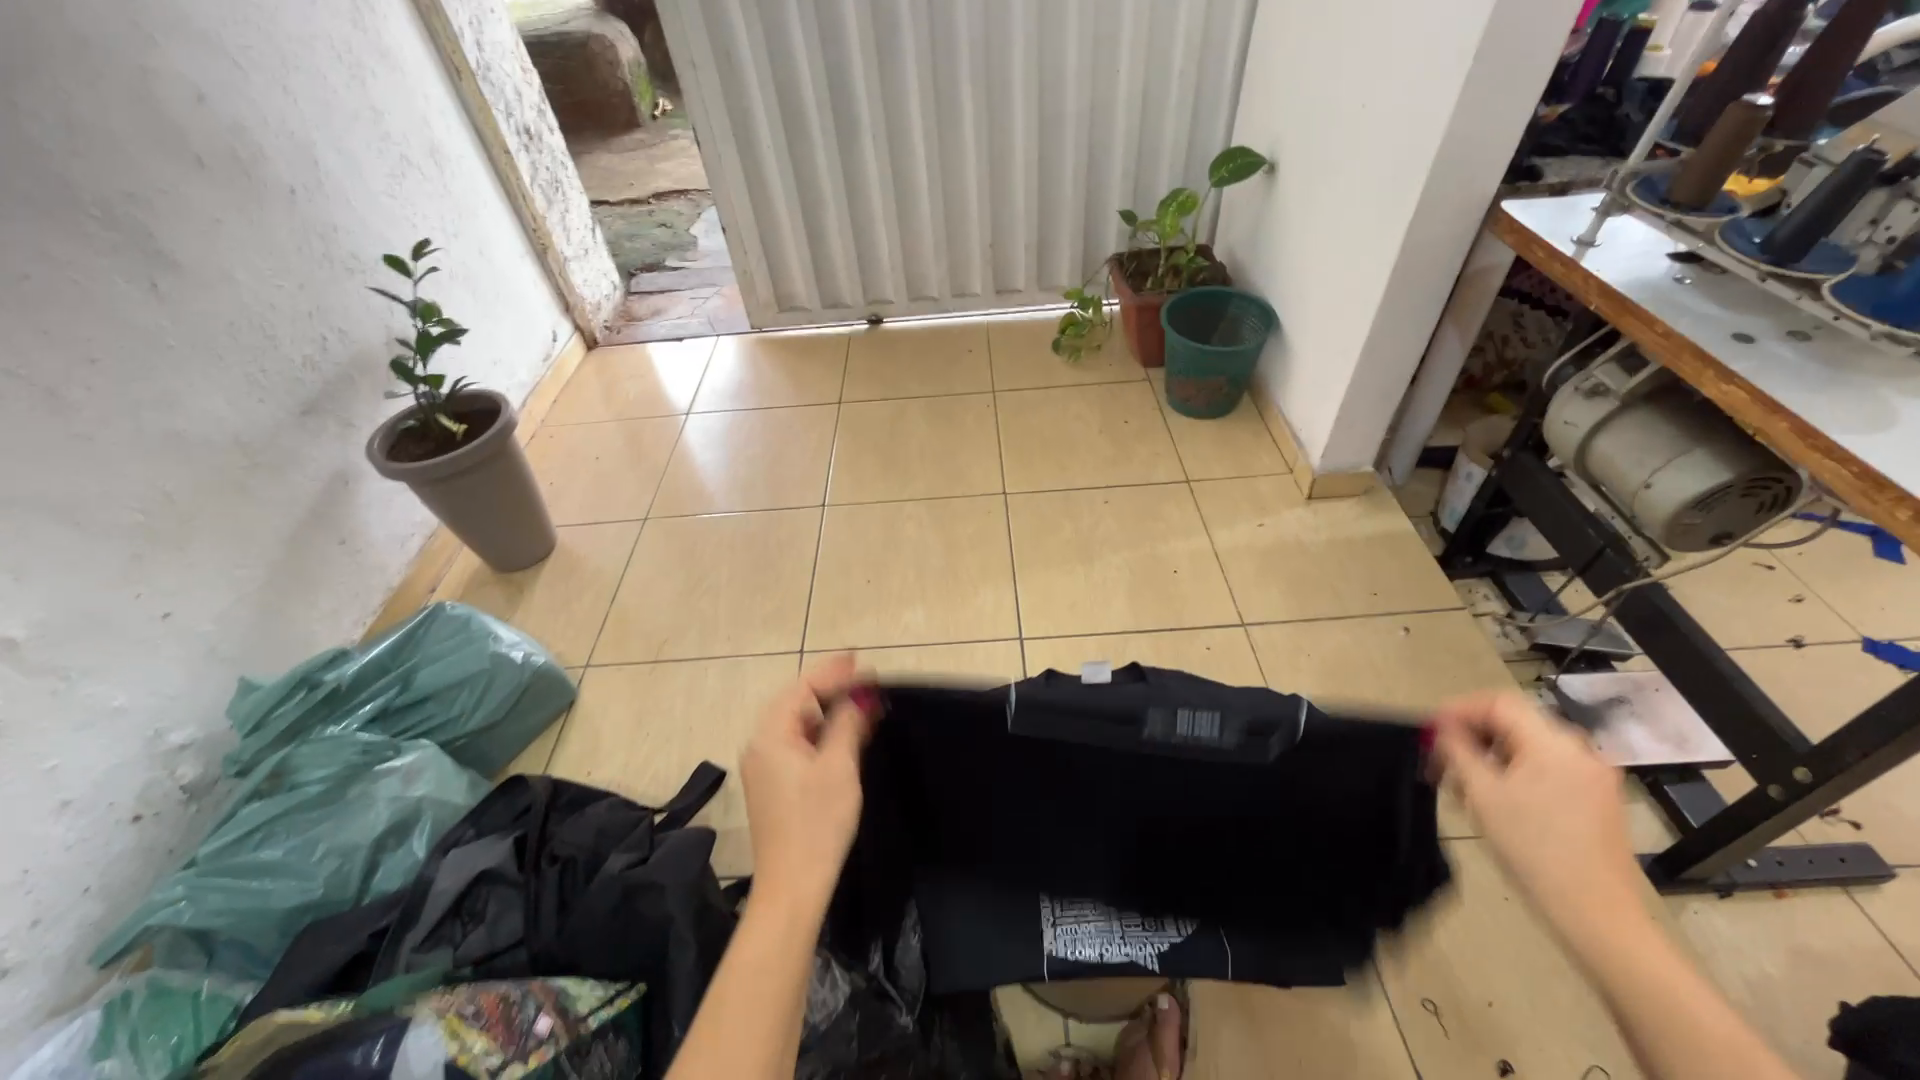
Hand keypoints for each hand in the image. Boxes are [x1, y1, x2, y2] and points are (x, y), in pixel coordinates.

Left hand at [740, 653, 878, 909]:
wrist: (793, 886)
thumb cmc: (817, 823)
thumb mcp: (839, 767)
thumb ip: (848, 724)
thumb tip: (860, 696)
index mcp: (770, 736)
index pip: (802, 689)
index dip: (833, 673)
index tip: (861, 661)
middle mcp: (760, 746)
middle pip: (795, 703)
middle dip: (828, 686)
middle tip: (862, 674)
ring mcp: (764, 767)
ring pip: (796, 724)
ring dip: (826, 709)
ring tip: (858, 698)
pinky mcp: (774, 786)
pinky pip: (797, 744)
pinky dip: (820, 732)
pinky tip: (843, 733)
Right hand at [1429, 691, 1644, 939]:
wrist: (1595, 912)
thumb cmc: (1532, 849)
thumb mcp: (1483, 795)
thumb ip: (1458, 750)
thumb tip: (1441, 727)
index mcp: (1554, 743)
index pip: (1499, 702)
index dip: (1459, 710)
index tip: (1430, 733)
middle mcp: (1581, 750)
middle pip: (1515, 725)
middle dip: (1473, 739)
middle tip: (1441, 766)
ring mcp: (1594, 776)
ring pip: (1530, 750)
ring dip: (1492, 759)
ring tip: (1466, 792)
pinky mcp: (1598, 800)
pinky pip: (1549, 771)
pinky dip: (1517, 776)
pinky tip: (1499, 805)